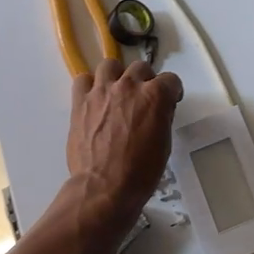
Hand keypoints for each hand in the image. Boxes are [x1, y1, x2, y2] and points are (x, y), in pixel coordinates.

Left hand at [66, 58, 182, 229]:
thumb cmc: (141, 172)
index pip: (170, 80)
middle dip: (145, 81)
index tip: (170, 102)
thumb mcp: (164, 144)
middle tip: (141, 100)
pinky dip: (90, 86)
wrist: (104, 188)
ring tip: (116, 93)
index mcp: (155, 96)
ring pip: (110, 65)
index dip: (172, 91)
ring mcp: (102, 90)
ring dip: (116, 76)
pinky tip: (94, 100)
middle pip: (141, 67)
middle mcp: (129, 85)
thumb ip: (162, 117)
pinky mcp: (81, 100)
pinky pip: (83, 80)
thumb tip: (158, 108)